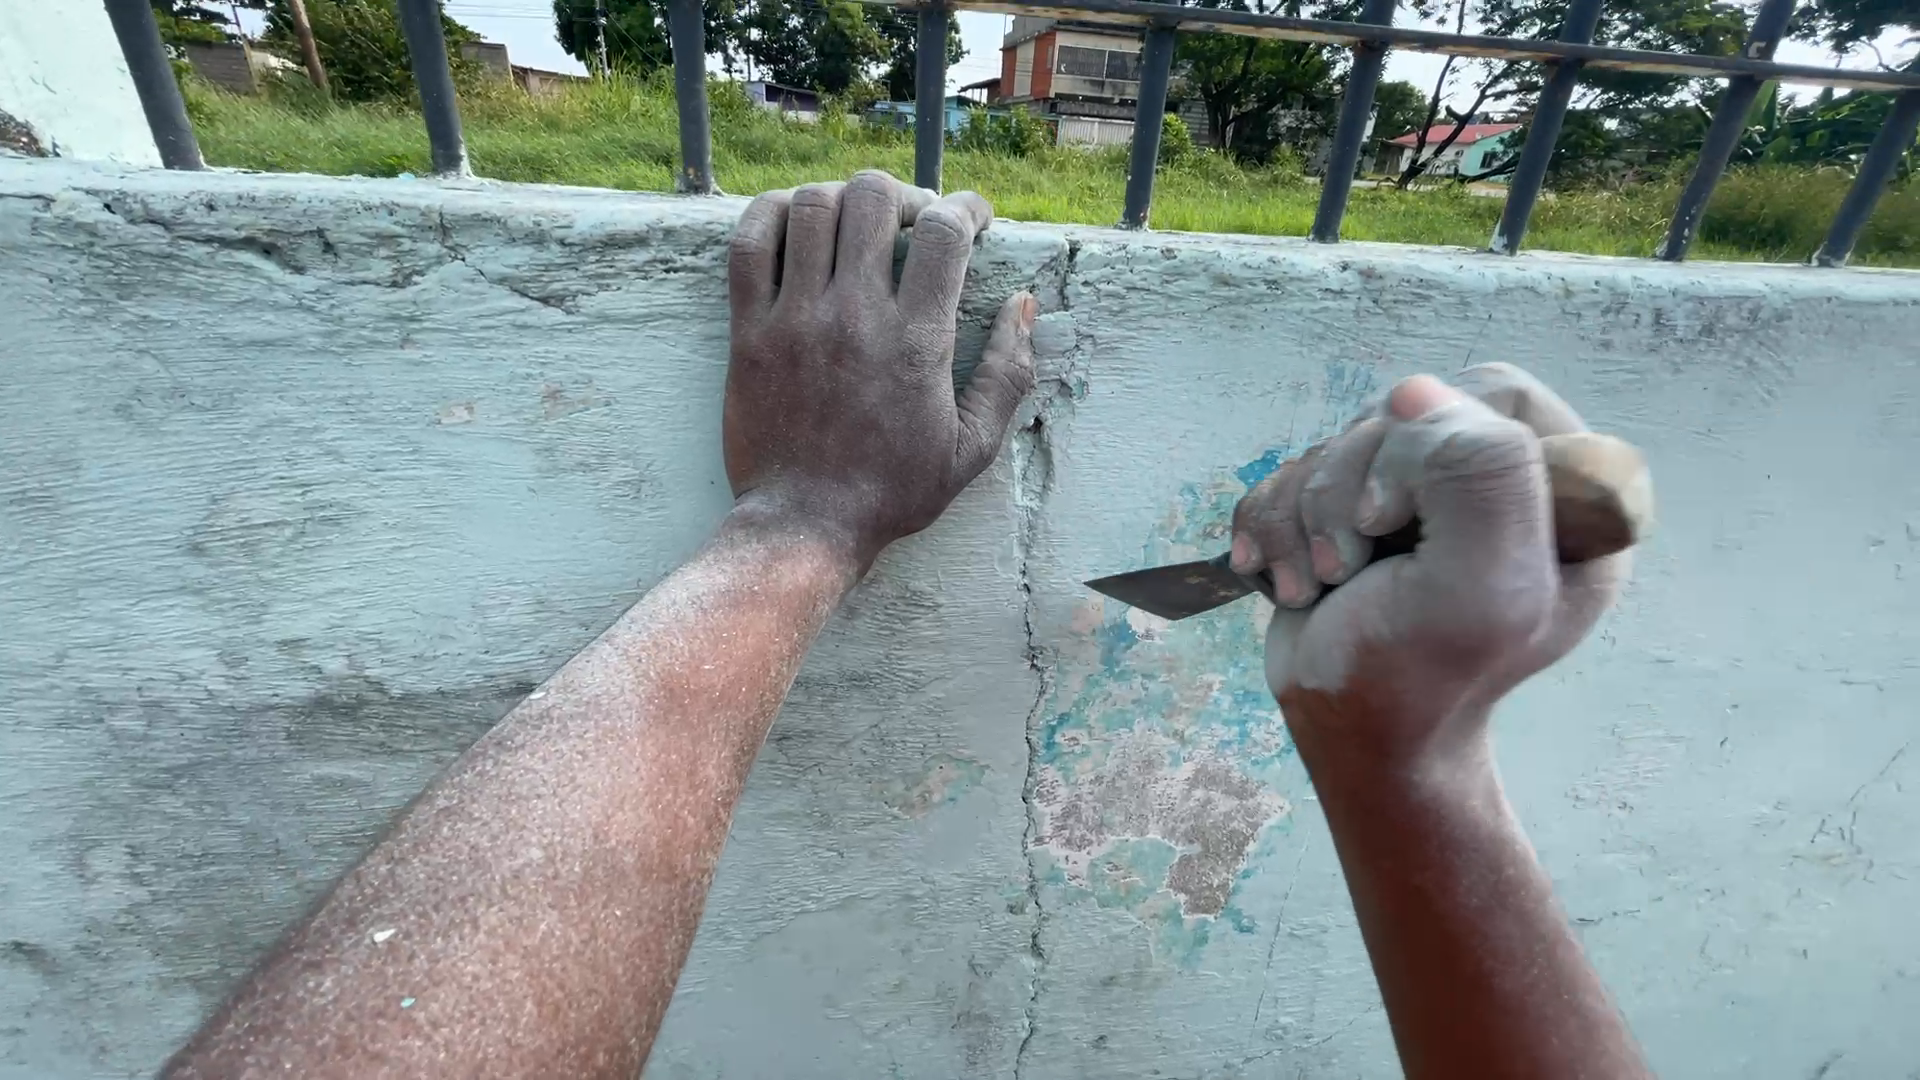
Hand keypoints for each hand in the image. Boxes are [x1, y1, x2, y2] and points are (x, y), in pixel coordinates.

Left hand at [724, 170, 1036, 571]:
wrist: (807, 524)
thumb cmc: (893, 492)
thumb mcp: (972, 450)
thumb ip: (1007, 376)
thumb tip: (1023, 308)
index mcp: (917, 343)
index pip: (944, 232)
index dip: (967, 208)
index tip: (974, 217)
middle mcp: (855, 317)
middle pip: (873, 199)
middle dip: (903, 194)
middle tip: (912, 221)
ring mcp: (794, 320)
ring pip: (812, 207)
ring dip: (843, 200)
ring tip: (857, 224)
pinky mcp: (748, 333)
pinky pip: (748, 243)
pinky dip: (771, 214)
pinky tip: (795, 224)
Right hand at [1231, 363, 1631, 766]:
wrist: (1346, 726)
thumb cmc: (1417, 675)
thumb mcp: (1477, 587)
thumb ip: (1480, 476)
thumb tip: (1414, 392)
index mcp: (1554, 493)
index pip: (1485, 393)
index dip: (1418, 444)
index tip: (1388, 523)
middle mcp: (1481, 483)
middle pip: (1387, 420)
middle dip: (1339, 497)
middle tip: (1342, 570)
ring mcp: (1403, 497)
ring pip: (1325, 450)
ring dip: (1296, 522)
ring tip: (1310, 588)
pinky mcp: (1337, 514)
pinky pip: (1281, 478)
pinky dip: (1264, 528)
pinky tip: (1278, 578)